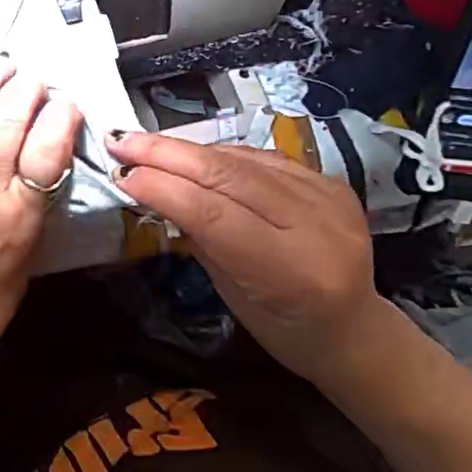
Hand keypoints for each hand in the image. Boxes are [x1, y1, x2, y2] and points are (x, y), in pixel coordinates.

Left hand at [0, 65, 84, 399]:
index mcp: (20, 215)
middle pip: (6, 126)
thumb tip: (49, 141)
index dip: (61, 117)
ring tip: (0, 69)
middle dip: (25, 92)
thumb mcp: (35, 241)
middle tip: (34, 79)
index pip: (47, 151)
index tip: (66, 101)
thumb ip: (39, 193)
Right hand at [106, 133, 380, 383]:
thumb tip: (150, 187)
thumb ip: (198, 233)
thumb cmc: (280, 325)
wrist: (351, 329)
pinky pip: (261, 157)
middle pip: (227, 175)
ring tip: (143, 143)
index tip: (120, 173)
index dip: (162, 187)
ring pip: (241, 158)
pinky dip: (217, 153)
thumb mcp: (230, 288)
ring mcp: (328, 197)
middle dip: (165, 154)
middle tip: (120, 143)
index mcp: (292, 270)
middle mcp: (317, 226)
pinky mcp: (330, 181)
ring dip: (185, 147)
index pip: (213, 213)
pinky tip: (188, 152)